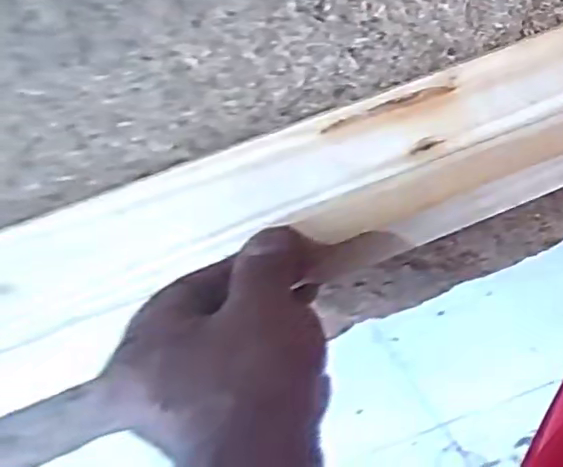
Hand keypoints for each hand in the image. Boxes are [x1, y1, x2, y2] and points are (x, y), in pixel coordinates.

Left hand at [100, 228, 327, 466]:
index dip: (245, 262)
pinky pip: (229, 363)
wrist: (263, 443)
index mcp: (140, 348)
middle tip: (302, 275)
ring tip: (307, 302)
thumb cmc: (256, 367)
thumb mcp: (266, 303)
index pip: (188, 285)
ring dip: (264, 314)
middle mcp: (137, 377)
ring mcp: (166, 402)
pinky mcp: (200, 414)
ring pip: (218, 338)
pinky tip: (295, 338)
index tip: (293, 253)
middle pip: (201, 314)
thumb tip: (271, 236)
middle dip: (258, 289)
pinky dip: (261, 344)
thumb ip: (265, 265)